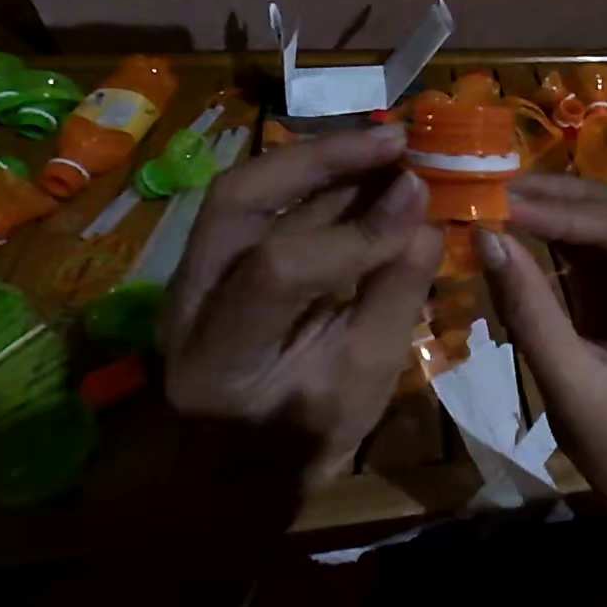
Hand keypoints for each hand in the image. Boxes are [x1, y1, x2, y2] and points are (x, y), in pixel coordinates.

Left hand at [163, 127, 442, 486]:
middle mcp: (182, 306)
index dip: (354, 230)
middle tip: (393, 140)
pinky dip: (310, 182)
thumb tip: (423, 214)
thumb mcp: (364, 384)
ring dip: (317, 160)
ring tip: (384, 146)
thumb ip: (392, 295)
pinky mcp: (205, 262)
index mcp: (215, 360)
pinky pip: (256, 205)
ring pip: (243, 191)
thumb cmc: (306, 445)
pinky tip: (357, 170)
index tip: (418, 195)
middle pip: (237, 200)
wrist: (244, 465)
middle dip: (319, 159)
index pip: (277, 271)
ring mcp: (186, 277)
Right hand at [476, 174, 606, 517]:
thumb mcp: (570, 387)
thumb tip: (486, 238)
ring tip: (496, 200)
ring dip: (553, 207)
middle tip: (493, 193)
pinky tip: (514, 222)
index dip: (572, 213)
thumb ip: (530, 312)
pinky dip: (550, 229)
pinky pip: (592, 241)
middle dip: (560, 201)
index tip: (506, 206)